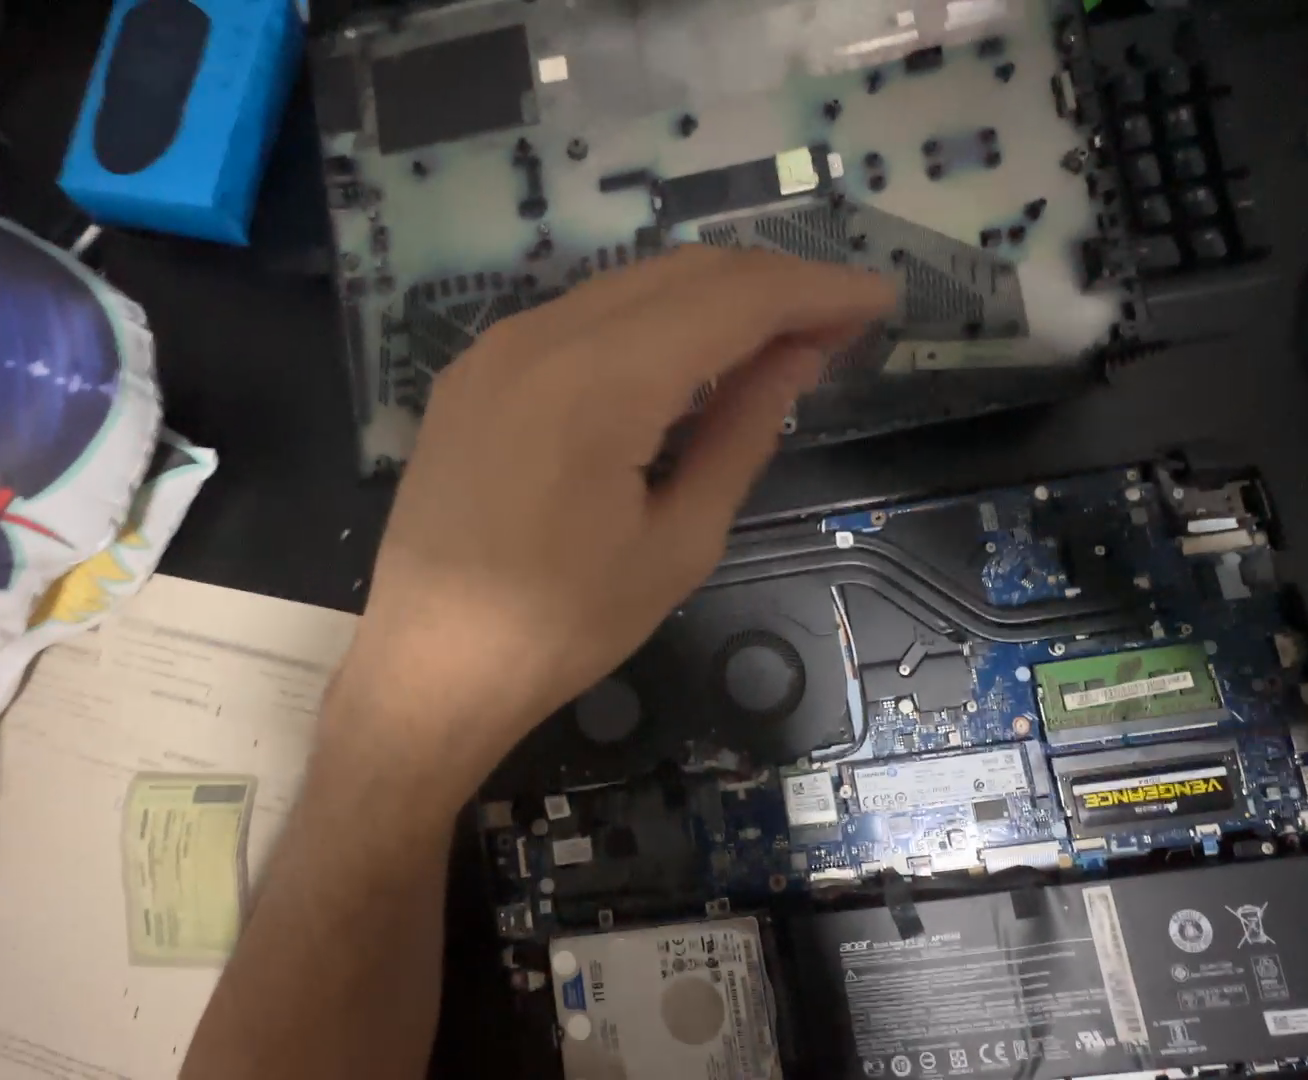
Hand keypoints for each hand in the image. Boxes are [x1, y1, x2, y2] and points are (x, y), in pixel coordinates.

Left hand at [344, 246, 892, 774]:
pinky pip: (578, 320)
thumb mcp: (679, 542)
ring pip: (628, 288)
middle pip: (683, 274)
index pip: (735, 298)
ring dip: (708, 302)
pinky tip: (680, 365)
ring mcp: (496, 347)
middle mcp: (540, 336)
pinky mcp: (474, 372)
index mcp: (599, 382)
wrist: (430, 667)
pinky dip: (645, 326)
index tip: (877, 299)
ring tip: (770, 344)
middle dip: (770, 287)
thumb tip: (798, 358)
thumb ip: (742, 434)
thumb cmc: (564, 627)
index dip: (817, 289)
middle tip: (834, 326)